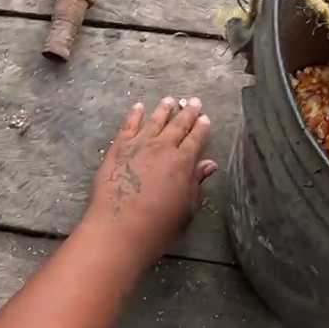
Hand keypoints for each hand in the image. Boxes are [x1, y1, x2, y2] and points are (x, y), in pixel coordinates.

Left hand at [77, 98, 217, 267]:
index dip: (201, 128)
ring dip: (163, 109)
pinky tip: (139, 107)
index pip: (196, 139)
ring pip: (155, 120)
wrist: (120, 227)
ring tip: (169, 99)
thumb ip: (196, 182)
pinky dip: (135, 114)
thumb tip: (209, 164)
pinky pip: (129, 125)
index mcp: (183, 162)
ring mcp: (139, 144)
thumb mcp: (186, 208)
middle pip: (178, 125)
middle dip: (187, 112)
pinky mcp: (119, 147)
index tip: (205, 118)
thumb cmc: (158, 225)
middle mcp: (163, 147)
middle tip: (194, 101)